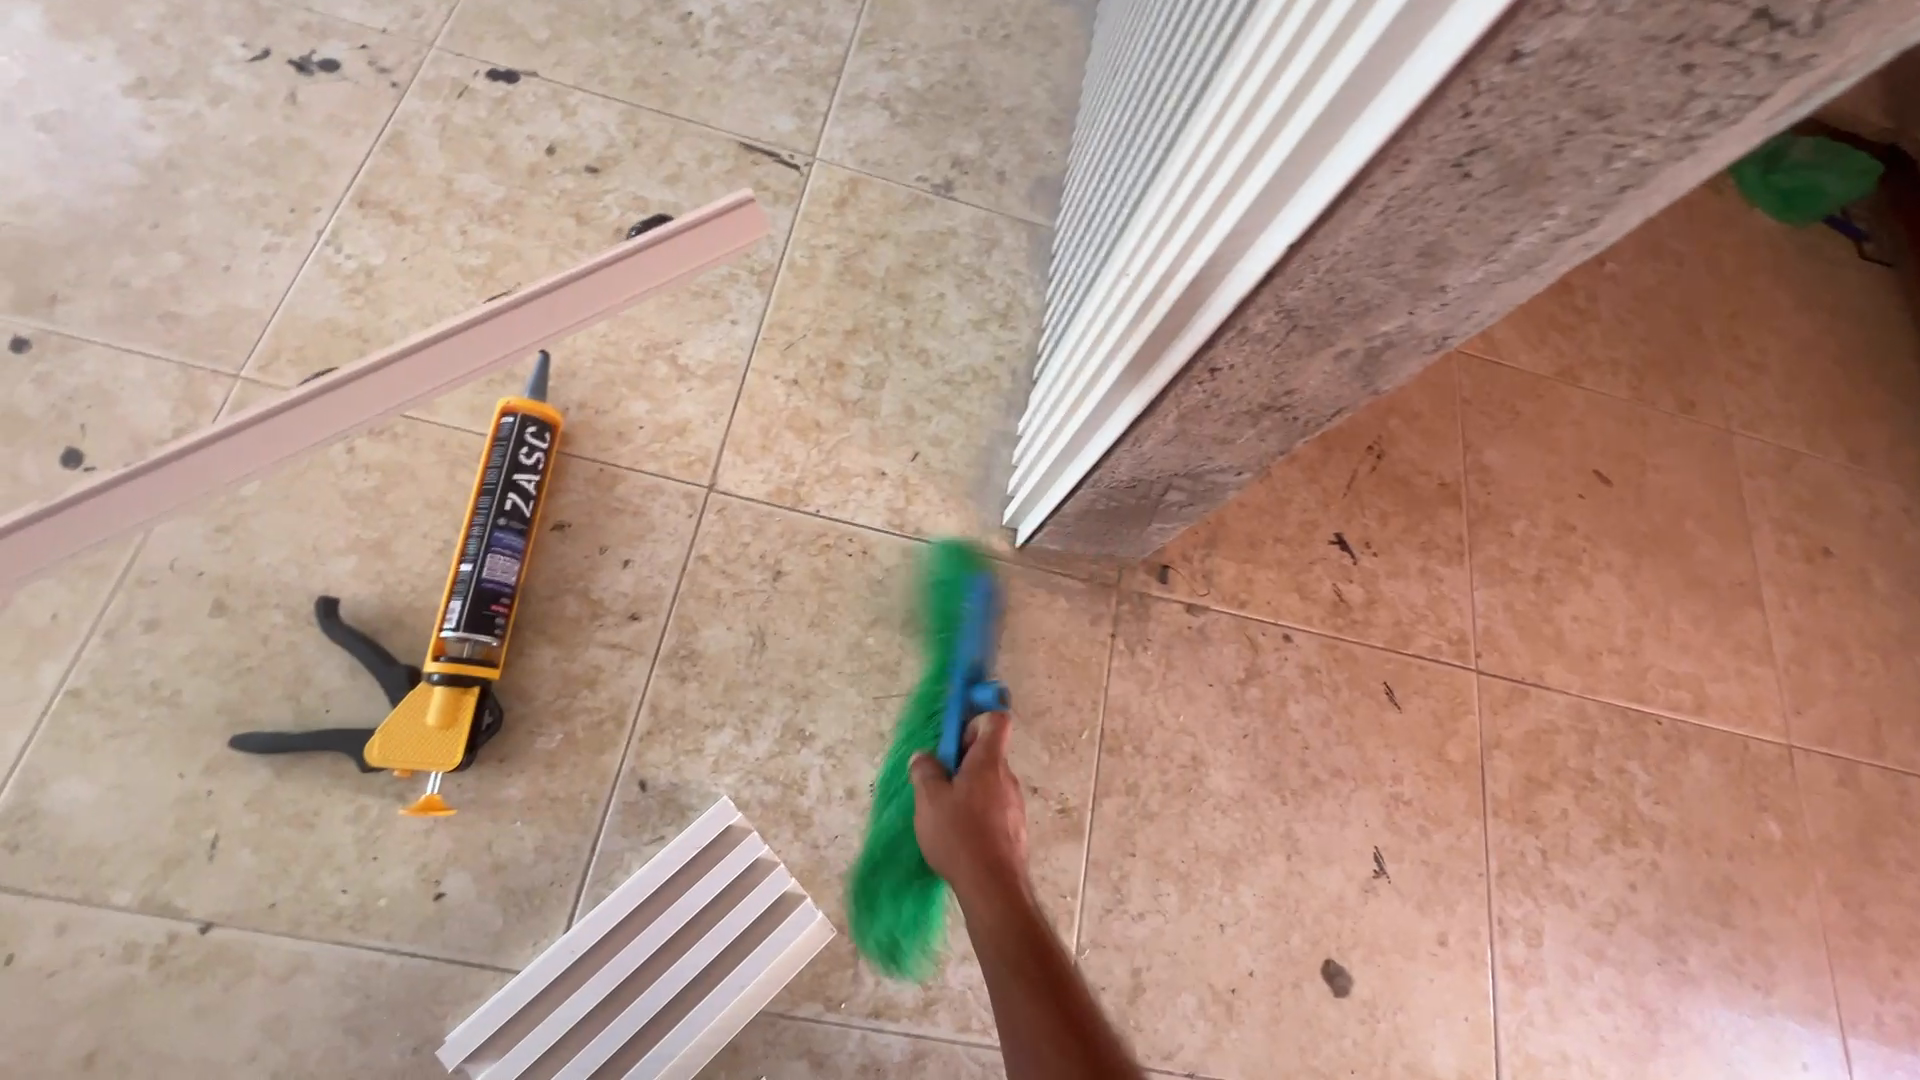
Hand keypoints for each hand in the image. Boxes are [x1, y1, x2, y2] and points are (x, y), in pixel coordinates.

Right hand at [909, 711, 1028, 905]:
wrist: (993, 887)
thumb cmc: (959, 835)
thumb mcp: (929, 800)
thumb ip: (925, 772)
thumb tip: (924, 757)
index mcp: (989, 762)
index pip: (996, 720)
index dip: (975, 720)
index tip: (953, 739)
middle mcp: (1007, 778)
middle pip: (988, 754)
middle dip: (962, 761)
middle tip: (937, 781)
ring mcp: (1014, 805)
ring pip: (989, 783)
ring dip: (968, 789)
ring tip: (944, 814)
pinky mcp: (1015, 829)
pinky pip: (994, 808)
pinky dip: (977, 812)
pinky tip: (959, 835)